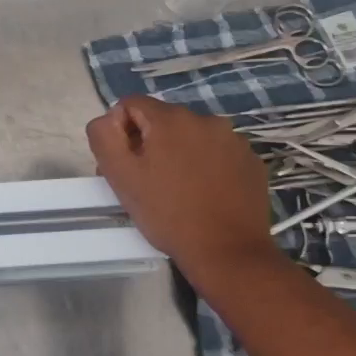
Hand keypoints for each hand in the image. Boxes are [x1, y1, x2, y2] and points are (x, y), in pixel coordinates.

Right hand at [85, 95, 280, 279]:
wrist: (227, 251)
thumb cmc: (166, 212)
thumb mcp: (118, 174)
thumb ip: (103, 134)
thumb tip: (110, 119)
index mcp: (171, 119)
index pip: (131, 104)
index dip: (119, 130)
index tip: (124, 162)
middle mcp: (206, 120)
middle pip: (162, 119)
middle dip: (148, 142)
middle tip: (144, 179)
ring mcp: (234, 141)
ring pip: (190, 136)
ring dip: (176, 152)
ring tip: (175, 187)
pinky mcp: (252, 162)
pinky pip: (216, 152)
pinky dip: (203, 164)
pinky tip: (202, 191)